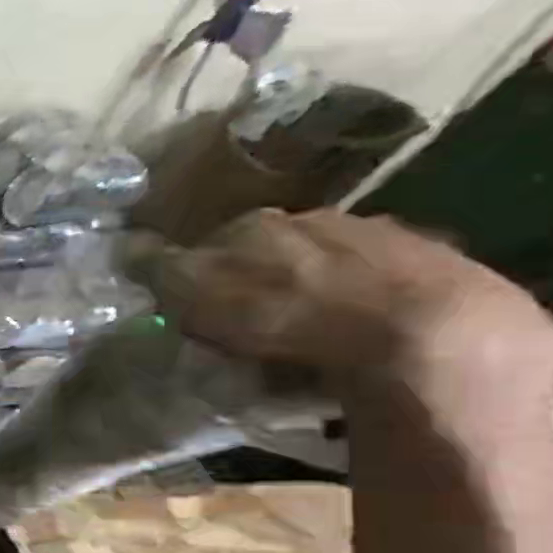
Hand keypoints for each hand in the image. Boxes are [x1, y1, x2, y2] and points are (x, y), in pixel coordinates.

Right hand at [148, 209, 552, 399]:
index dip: (192, 279)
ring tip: (299, 334)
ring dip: (304, 291)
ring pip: (319, 264)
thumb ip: (156, 268)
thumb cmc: (281, 315)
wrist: (416, 330)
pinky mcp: (429, 264)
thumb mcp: (192, 293)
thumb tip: (123, 247)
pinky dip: (353, 304)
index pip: (204, 247)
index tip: (188, 311)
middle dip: (250, 281)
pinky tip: (349, 335)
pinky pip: (370, 284)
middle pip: (265, 252)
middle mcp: (312, 217)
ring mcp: (375, 235)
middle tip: (241, 325)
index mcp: (251, 224)